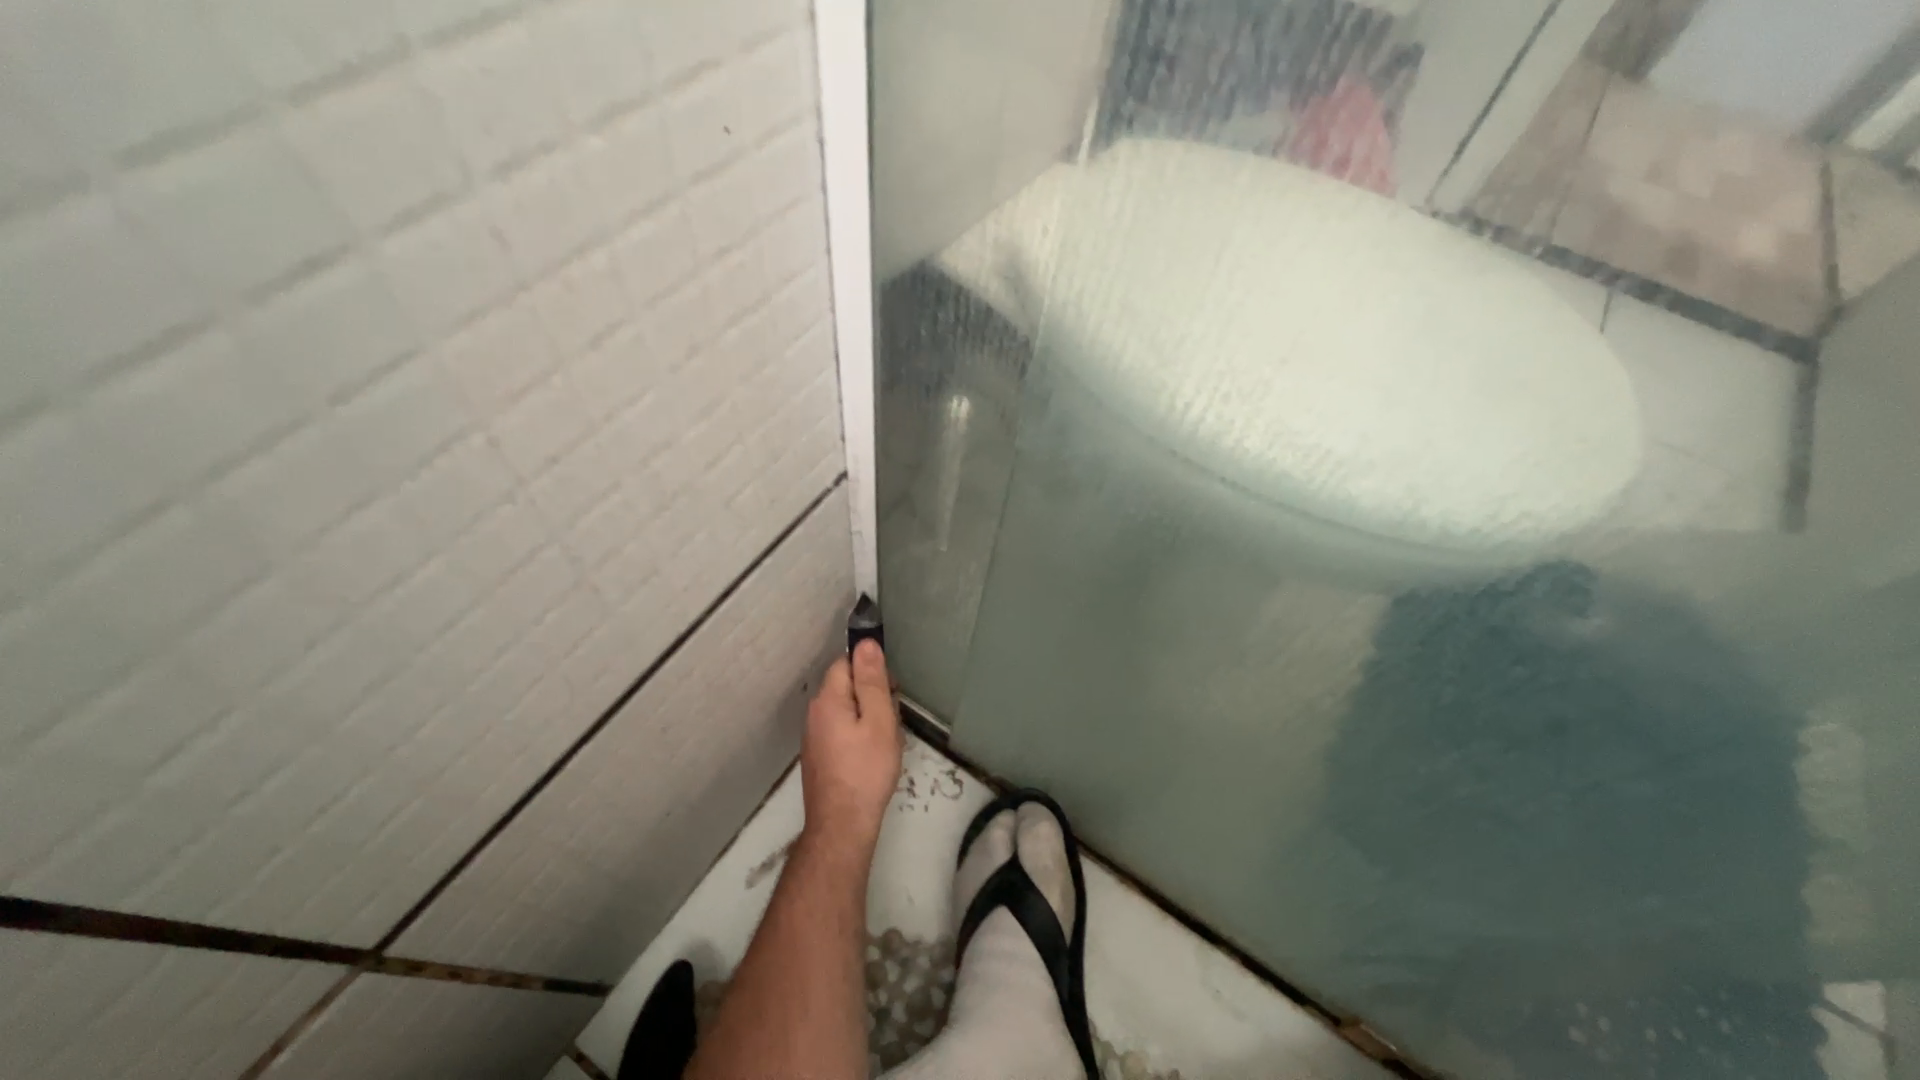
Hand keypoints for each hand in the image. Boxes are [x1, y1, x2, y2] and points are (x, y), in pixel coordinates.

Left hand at [800, 640, 902, 848]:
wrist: (841, 825)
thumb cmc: (866, 770)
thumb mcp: (879, 721)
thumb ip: (872, 681)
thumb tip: (866, 643)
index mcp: (827, 699)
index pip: (846, 663)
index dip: (871, 671)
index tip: (892, 693)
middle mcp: (814, 713)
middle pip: (845, 687)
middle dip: (872, 697)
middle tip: (892, 723)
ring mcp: (814, 736)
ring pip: (846, 711)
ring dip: (868, 720)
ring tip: (886, 744)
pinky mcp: (818, 756)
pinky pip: (841, 732)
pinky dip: (859, 738)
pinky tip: (872, 759)